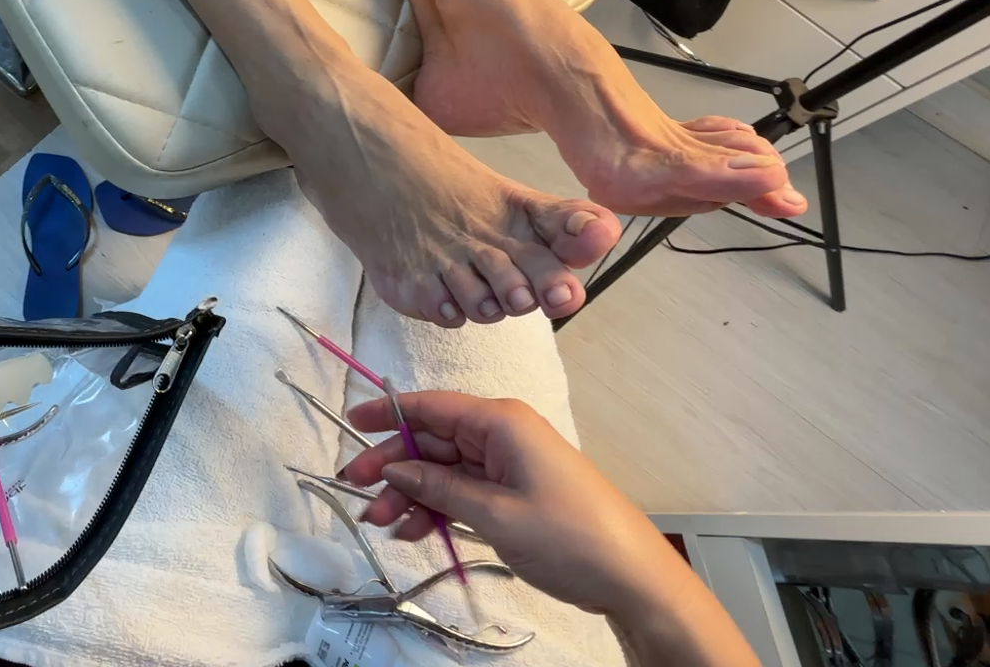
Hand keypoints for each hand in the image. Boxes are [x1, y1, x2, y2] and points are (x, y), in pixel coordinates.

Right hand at [340, 392, 758, 666]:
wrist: (637, 582)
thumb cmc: (570, 537)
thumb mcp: (496, 514)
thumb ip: (439, 488)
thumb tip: (394, 470)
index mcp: (499, 421)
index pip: (431, 406)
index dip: (388, 412)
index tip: (352, 423)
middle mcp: (499, 434)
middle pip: (431, 441)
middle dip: (393, 466)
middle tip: (356, 488)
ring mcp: (505, 463)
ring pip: (442, 470)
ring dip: (410, 495)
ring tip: (382, 523)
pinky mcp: (511, 490)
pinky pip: (461, 491)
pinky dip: (436, 509)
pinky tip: (413, 531)